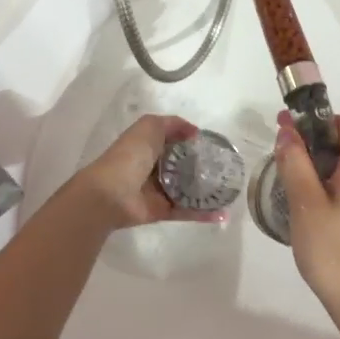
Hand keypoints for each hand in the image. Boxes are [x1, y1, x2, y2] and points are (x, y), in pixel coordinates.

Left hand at [75, 115, 227, 230]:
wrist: (110, 193)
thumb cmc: (129, 156)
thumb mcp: (149, 127)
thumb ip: (173, 124)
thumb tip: (195, 132)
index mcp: (149, 146)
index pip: (174, 142)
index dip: (192, 142)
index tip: (214, 145)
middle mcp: (154, 168)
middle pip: (183, 166)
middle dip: (203, 167)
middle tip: (226, 168)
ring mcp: (158, 191)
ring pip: (187, 190)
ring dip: (206, 191)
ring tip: (229, 191)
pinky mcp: (162, 211)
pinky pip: (186, 211)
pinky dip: (204, 213)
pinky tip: (222, 212)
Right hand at [273, 110, 339, 314]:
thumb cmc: (329, 247)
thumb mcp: (304, 201)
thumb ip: (294, 161)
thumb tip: (287, 129)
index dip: (314, 121)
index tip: (286, 129)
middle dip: (313, 142)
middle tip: (282, 153)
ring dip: (318, 162)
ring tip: (290, 175)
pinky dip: (328, 179)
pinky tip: (307, 196)